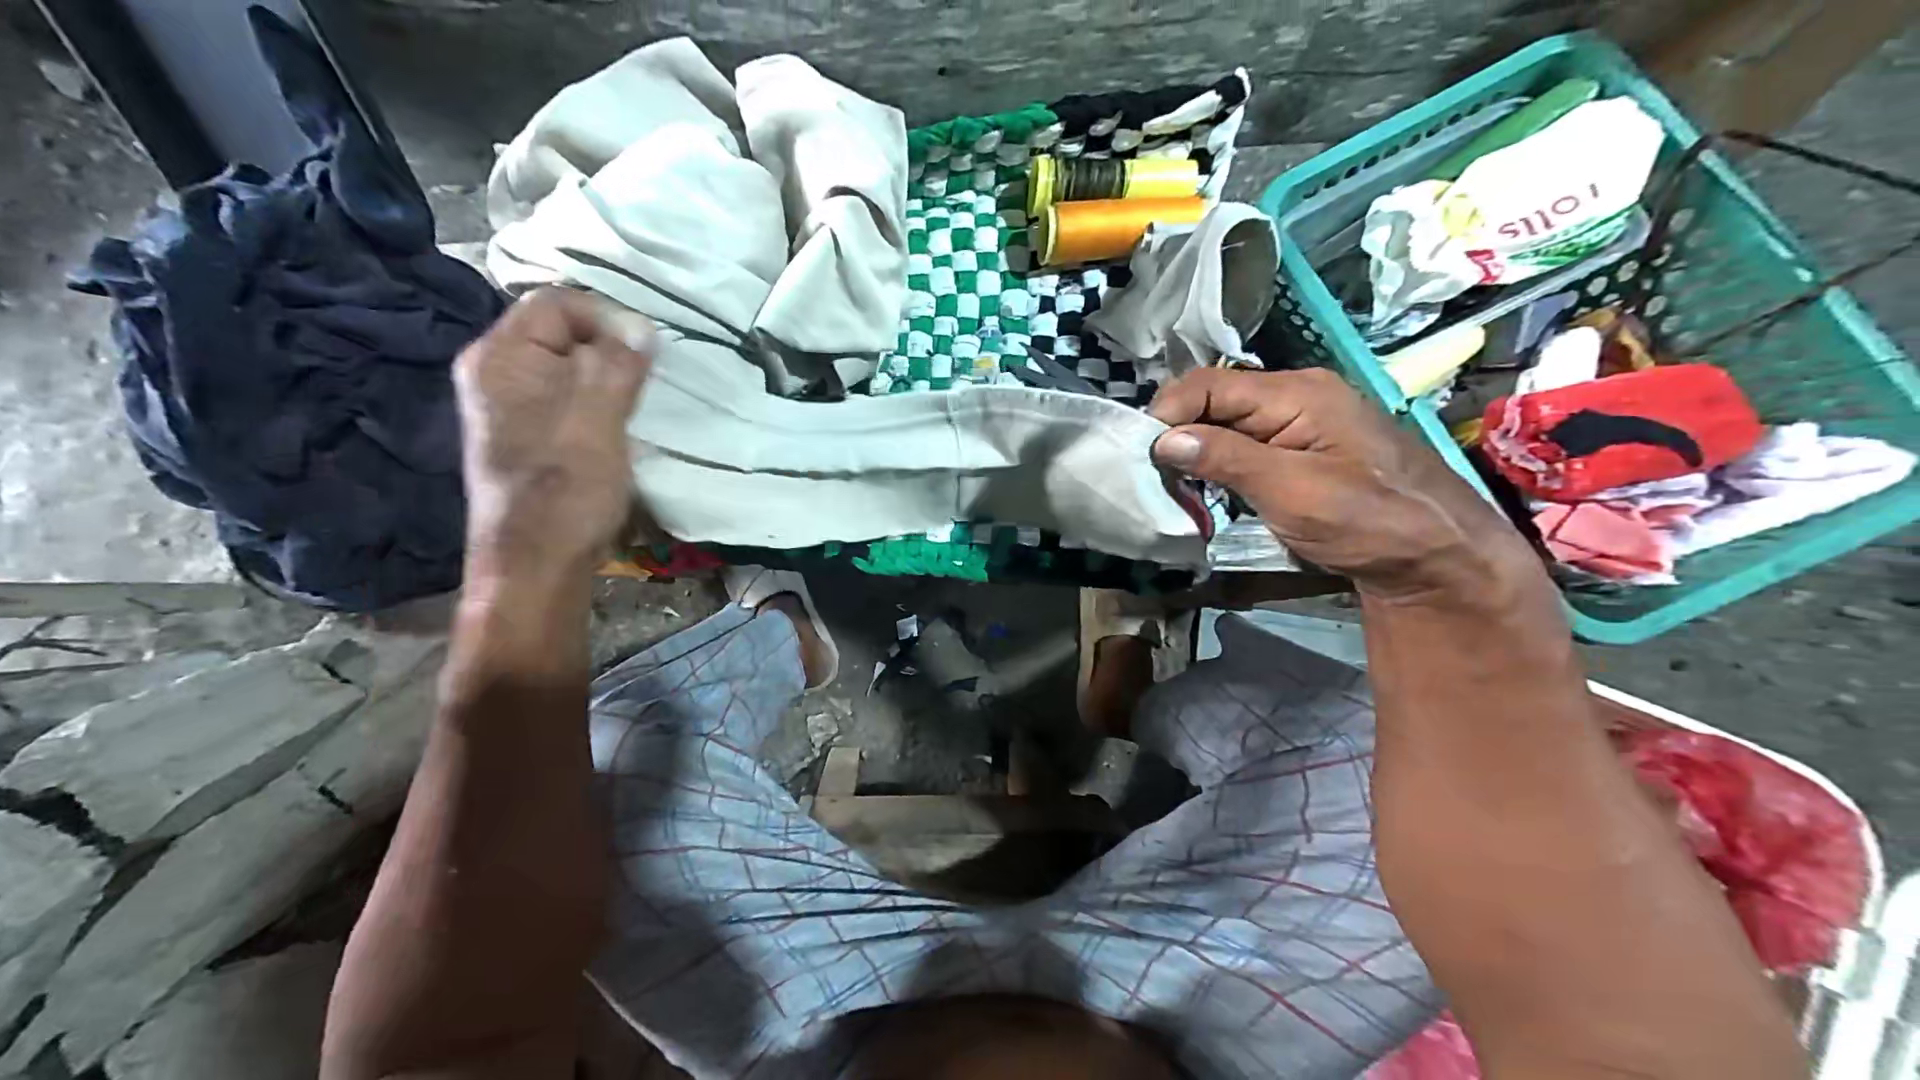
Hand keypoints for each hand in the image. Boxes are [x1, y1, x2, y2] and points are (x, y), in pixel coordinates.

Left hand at [454, 288, 654, 584]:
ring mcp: (513, 407)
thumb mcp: (597, 419)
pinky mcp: (531, 436)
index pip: (557, 304)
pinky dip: (601, 401)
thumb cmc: (565, 491)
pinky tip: (622, 426)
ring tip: (640, 403)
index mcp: (501, 359)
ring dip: (611, 378)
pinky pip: (570, 397)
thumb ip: (616, 365)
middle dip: (613, 348)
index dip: (607, 317)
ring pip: (571, 368)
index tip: (647, 353)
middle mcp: (498, 374)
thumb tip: (641, 327)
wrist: (538, 566)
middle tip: (648, 381)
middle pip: (563, 333)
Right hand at [1149, 367, 1533, 602]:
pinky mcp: (1305, 449)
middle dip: (1179, 433)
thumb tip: (1163, 439)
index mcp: (1297, 393)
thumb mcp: (1291, 490)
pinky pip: (1248, 444)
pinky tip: (1207, 487)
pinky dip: (1221, 463)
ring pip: (1229, 425)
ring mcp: (1304, 422)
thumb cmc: (1370, 520)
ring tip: (1172, 485)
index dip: (1168, 413)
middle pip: (1217, 401)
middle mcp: (1298, 396)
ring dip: (1198, 451)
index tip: (1141, 455)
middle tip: (1152, 475)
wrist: (1438, 558)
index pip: (1210, 385)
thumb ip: (1226, 459)